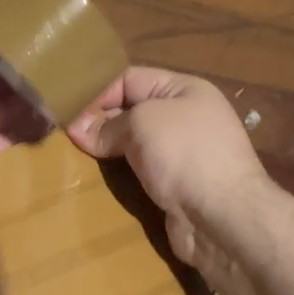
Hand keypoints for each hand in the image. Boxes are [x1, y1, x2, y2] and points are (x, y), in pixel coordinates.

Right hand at [68, 67, 267, 264]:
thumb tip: (78, 129)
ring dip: (111, 151)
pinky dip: (124, 175)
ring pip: (137, 144)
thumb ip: (108, 125)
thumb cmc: (184, 154)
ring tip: (82, 158)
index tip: (72, 118)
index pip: (130, 79)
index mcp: (185, 90)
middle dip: (102, 122)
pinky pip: (144, 172)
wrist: (223, 216)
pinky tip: (105, 180)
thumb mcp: (142, 124)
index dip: (99, 94)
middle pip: (133, 111)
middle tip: (70, 140)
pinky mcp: (178, 186)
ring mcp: (184, 154)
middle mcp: (187, 117)